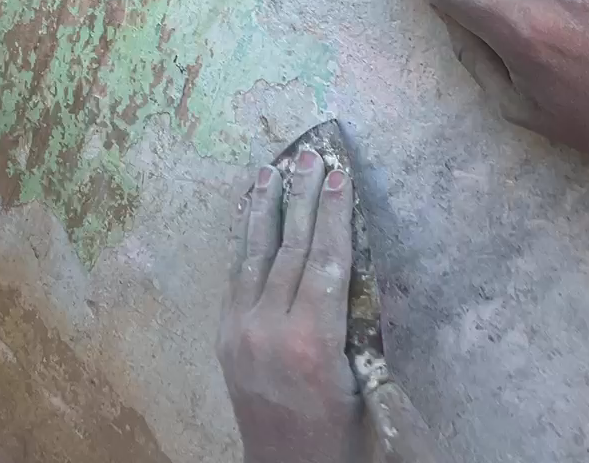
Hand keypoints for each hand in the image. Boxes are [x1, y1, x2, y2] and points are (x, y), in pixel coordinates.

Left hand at [218, 148, 365, 462]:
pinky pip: (235, 273)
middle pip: (292, 247)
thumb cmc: (341, 432)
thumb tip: (352, 254)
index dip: (335, 212)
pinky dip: (244, 237)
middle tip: (309, 156)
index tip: (339, 173)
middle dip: (302, 196)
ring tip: (272, 168)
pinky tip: (249, 211)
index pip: (328, 259)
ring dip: (266, 206)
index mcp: (313, 342)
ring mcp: (240, 328)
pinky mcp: (224, 332)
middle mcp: (270, 327)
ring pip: (256, 252)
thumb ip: (357, 319)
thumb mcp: (364, 378)